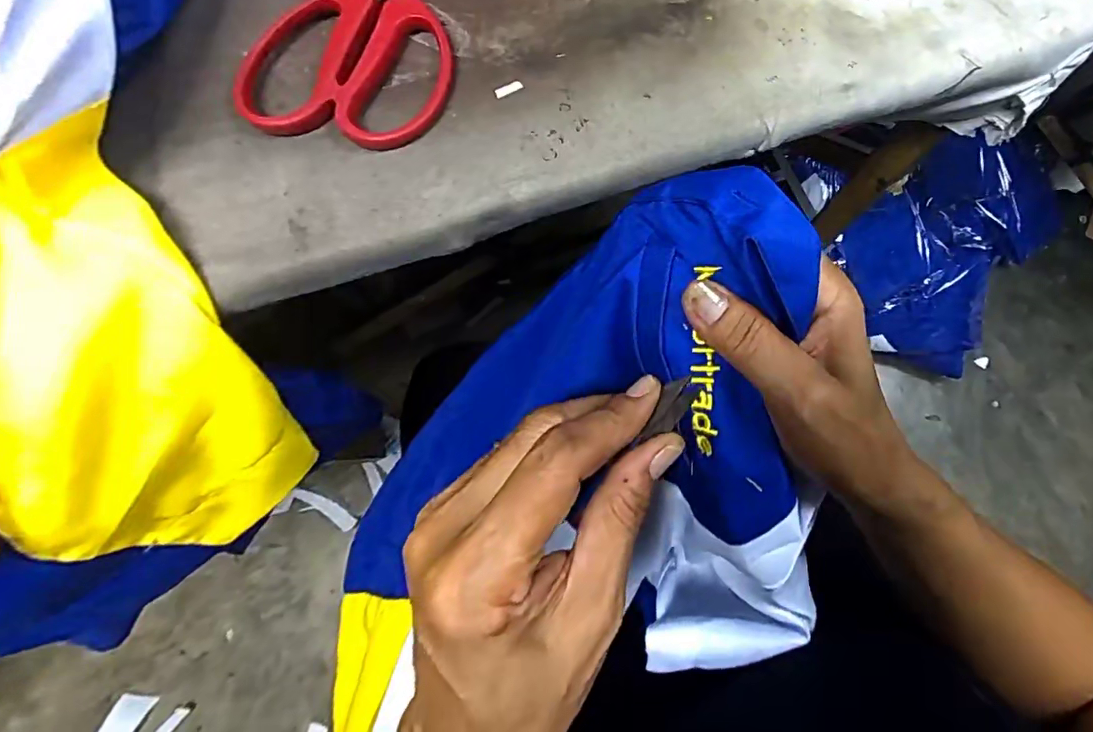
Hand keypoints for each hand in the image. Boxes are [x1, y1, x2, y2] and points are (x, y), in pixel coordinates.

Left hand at [400, 385, 685, 731]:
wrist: (464, 729)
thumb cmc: (536, 685)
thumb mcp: (594, 609)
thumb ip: (621, 518)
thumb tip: (658, 444)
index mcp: (477, 569)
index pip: (552, 465)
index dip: (609, 422)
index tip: (656, 394)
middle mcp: (441, 532)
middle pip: (532, 438)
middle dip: (599, 410)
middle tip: (651, 400)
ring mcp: (433, 518)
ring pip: (519, 435)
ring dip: (580, 417)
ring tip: (631, 416)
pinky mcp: (440, 512)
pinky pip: (507, 450)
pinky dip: (557, 435)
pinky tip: (592, 438)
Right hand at [682, 257, 927, 512]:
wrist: (865, 483)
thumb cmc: (843, 435)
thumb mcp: (797, 387)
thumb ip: (751, 340)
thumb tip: (695, 289)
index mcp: (830, 296)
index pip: (780, 248)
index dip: (736, 239)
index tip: (685, 236)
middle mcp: (815, 303)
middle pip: (760, 274)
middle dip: (715, 273)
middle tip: (658, 268)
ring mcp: (798, 330)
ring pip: (749, 304)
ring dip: (712, 304)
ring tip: (658, 294)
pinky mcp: (782, 355)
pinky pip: (745, 333)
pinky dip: (718, 333)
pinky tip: (681, 335)